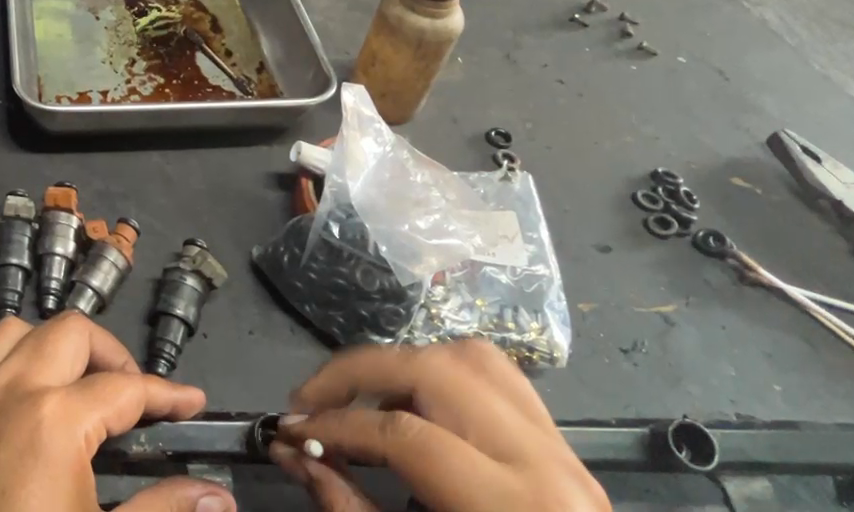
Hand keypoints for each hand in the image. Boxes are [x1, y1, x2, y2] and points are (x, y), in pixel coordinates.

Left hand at [0, 313, 233, 511]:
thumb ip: (163, 509)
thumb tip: (220, 499)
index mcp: (55, 419)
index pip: (126, 388)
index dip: (167, 395)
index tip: (192, 403)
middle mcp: (9, 389)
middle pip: (71, 334)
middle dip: (111, 355)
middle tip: (134, 396)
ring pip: (14, 332)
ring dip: (50, 348)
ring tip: (75, 385)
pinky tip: (12, 392)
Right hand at [269, 340, 608, 511]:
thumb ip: (348, 506)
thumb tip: (292, 450)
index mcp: (513, 508)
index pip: (405, 434)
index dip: (335, 427)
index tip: (290, 431)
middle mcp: (546, 465)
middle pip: (433, 370)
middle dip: (356, 374)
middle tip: (310, 401)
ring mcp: (563, 450)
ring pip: (467, 357)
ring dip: (400, 366)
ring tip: (361, 402)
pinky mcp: (562, 448)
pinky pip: (496, 377)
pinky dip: (441, 373)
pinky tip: (411, 404)